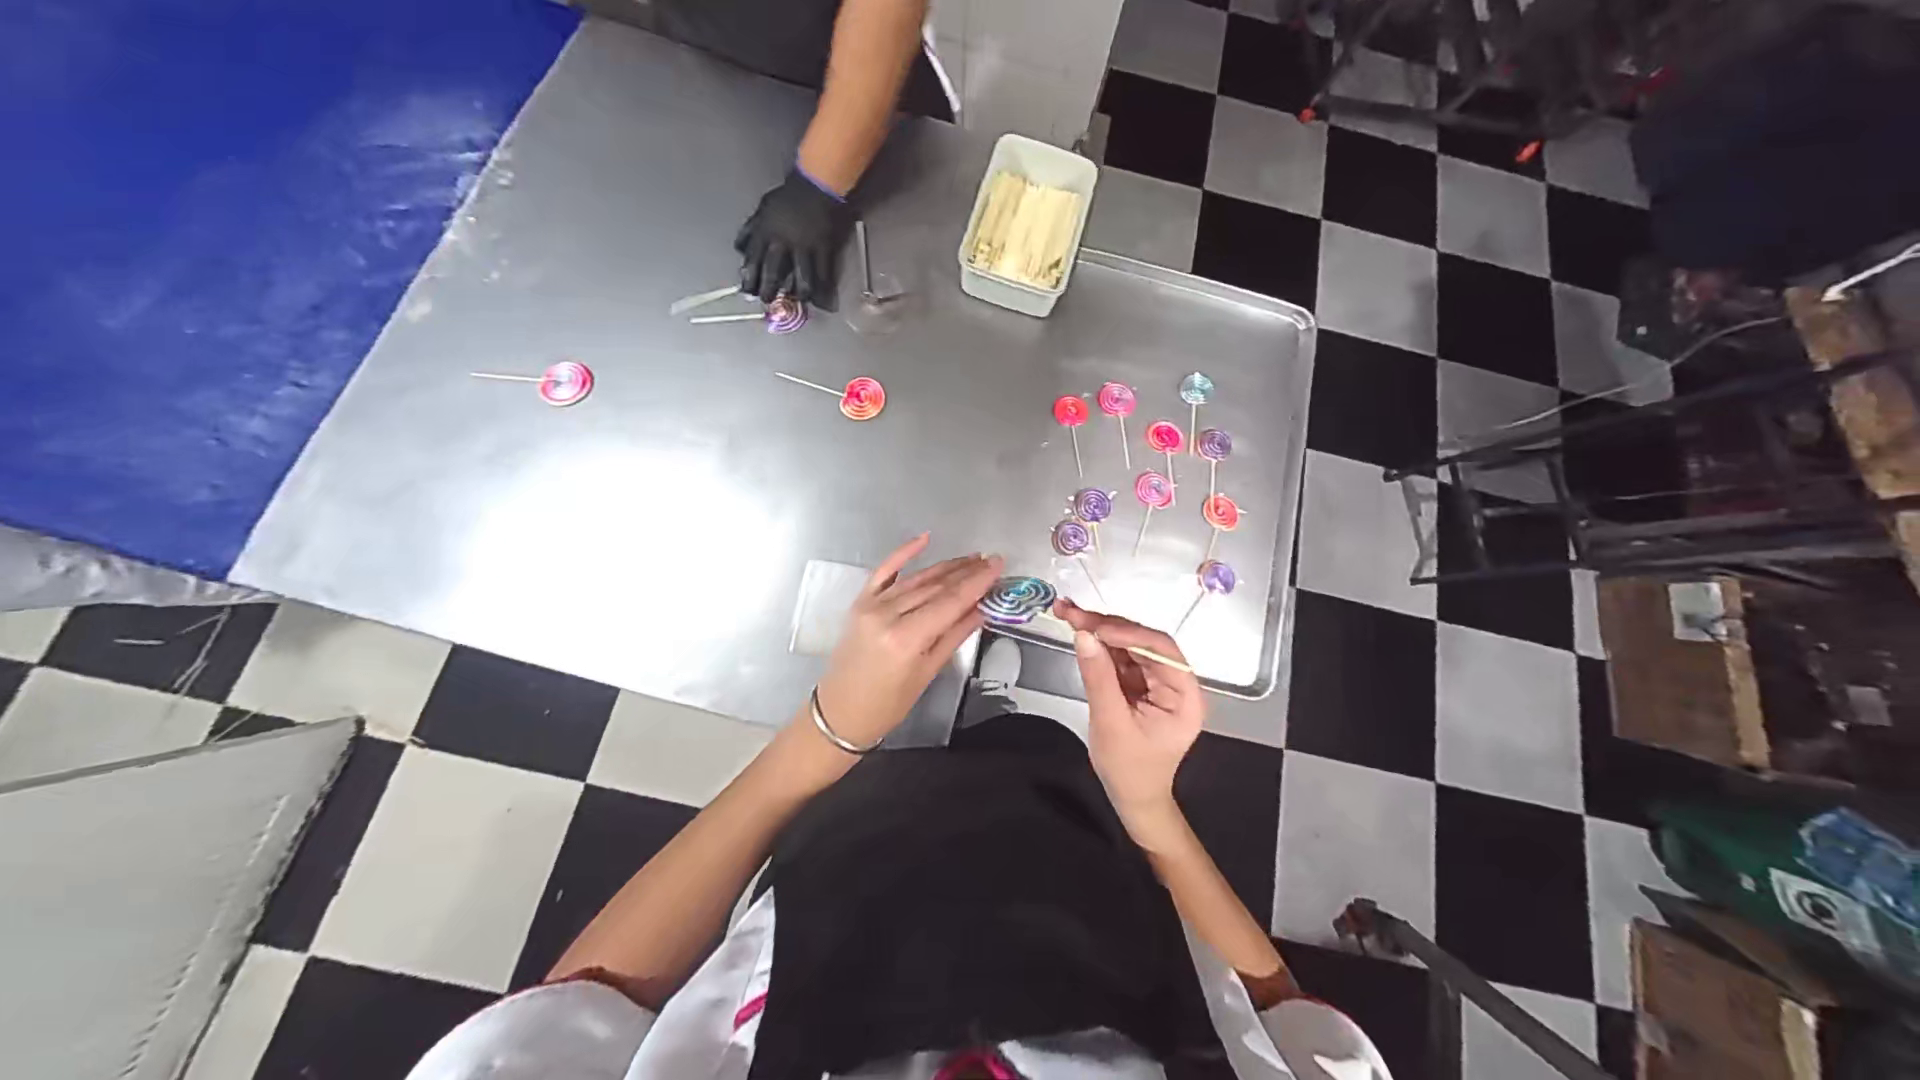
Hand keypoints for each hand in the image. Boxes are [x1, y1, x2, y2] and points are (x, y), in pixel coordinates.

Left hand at [735, 168, 853, 311]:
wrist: (816, 187)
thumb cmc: (788, 198)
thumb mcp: (763, 209)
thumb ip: (751, 230)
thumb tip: (740, 250)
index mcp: (765, 232)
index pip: (752, 259)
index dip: (749, 278)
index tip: (748, 291)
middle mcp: (782, 242)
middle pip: (773, 272)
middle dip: (769, 290)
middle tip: (767, 301)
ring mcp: (804, 246)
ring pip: (801, 277)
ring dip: (798, 293)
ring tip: (798, 301)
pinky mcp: (823, 249)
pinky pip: (823, 273)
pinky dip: (823, 288)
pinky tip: (822, 299)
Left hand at [813, 535, 1001, 750]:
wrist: (840, 712)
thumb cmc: (888, 704)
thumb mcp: (928, 673)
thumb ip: (954, 636)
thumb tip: (982, 609)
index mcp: (906, 638)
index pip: (949, 602)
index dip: (977, 582)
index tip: (998, 565)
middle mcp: (887, 615)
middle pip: (935, 587)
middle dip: (966, 572)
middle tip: (991, 560)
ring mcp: (871, 606)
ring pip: (916, 579)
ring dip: (946, 567)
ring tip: (972, 558)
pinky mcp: (860, 602)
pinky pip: (884, 572)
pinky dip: (903, 553)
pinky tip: (924, 539)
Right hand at [1054, 599, 1204, 842]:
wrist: (1133, 799)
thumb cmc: (1130, 770)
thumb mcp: (1111, 724)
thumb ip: (1098, 678)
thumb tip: (1084, 636)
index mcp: (1184, 696)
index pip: (1161, 651)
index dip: (1129, 633)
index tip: (1096, 626)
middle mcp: (1175, 683)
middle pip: (1143, 642)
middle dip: (1107, 625)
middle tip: (1072, 612)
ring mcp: (1156, 682)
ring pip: (1128, 645)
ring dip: (1098, 629)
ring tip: (1068, 614)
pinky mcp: (1138, 684)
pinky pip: (1119, 657)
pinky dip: (1098, 644)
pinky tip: (1078, 630)